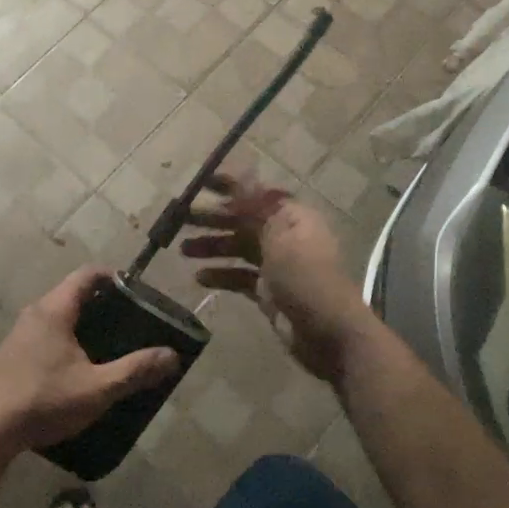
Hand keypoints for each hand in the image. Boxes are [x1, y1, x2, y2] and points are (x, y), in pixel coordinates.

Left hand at [0, 266, 180, 451]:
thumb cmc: (45, 400)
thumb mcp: (98, 388)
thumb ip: (135, 370)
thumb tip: (171, 355)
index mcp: (54, 309)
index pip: (87, 275)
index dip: (114, 277)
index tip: (137, 290)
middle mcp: (34, 313)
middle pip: (72, 294)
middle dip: (102, 304)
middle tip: (130, 322)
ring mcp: (19, 334)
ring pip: (57, 316)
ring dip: (82, 324)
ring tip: (109, 345)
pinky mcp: (11, 355)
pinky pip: (45, 335)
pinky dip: (65, 340)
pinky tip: (77, 368)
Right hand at [181, 173, 378, 383]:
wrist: (328, 333)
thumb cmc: (306, 278)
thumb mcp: (280, 236)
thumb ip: (257, 207)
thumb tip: (242, 174)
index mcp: (292, 217)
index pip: (257, 194)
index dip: (230, 187)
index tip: (200, 184)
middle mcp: (284, 237)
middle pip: (243, 221)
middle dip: (213, 219)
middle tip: (180, 219)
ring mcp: (276, 266)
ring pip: (238, 249)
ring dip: (211, 247)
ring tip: (182, 250)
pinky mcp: (268, 292)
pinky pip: (239, 277)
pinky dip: (220, 275)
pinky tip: (199, 278)